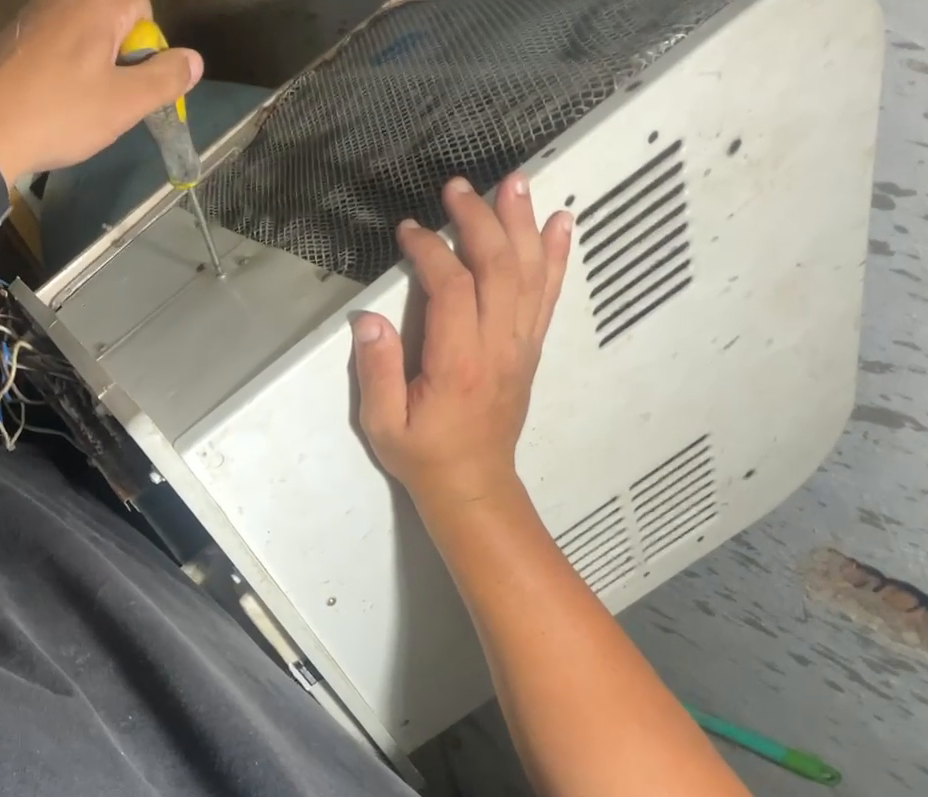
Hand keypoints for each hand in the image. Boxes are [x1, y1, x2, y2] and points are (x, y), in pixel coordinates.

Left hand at [0, 0, 202, 179]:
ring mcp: (31, 18)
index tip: (132, 85)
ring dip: (85, 71)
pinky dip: (55, 75)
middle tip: (103, 103)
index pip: (143, 9)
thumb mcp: (123, 105)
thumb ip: (164, 79)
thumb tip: (194, 61)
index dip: (145, 49)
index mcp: (98, 3)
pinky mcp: (8, 43)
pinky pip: (47, 51)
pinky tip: (46, 106)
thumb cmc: (58, 115)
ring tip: (73, 110)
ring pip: (77, 39)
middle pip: (109, 22)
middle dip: (115, 61)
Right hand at [351, 174, 571, 510]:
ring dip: (522, 223)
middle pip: (499, 267)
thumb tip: (369, 319)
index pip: (452, 289)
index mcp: (458, 362)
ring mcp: (520, 344)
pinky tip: (558, 223)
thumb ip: (377, 370)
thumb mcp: (381, 422)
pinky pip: (548, 295)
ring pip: (530, 273)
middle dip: (479, 220)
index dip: (431, 251)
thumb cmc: (422, 454)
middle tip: (459, 187)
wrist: (472, 482)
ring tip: (515, 182)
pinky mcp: (529, 348)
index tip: (409, 231)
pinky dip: (556, 255)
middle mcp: (498, 346)